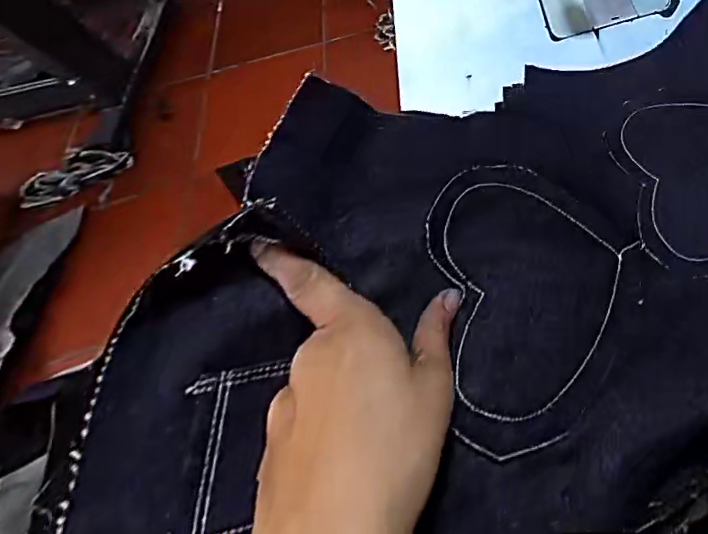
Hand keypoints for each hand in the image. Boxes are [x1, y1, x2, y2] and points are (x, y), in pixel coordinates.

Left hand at [250, 244, 461, 533]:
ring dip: (342, 397)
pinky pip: (303, 425)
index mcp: (349, 332)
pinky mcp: (269, 454)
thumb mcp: (434, 388)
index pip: (314, 287)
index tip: (262, 246)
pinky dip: (324, 432)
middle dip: (357, 356)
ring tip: (375, 434)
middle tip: (393, 390)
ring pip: (318, 387)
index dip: (286, 264)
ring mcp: (283, 409)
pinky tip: (348, 461)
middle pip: (331, 343)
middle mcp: (308, 361)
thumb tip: (445, 298)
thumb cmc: (397, 447)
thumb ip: (435, 337)